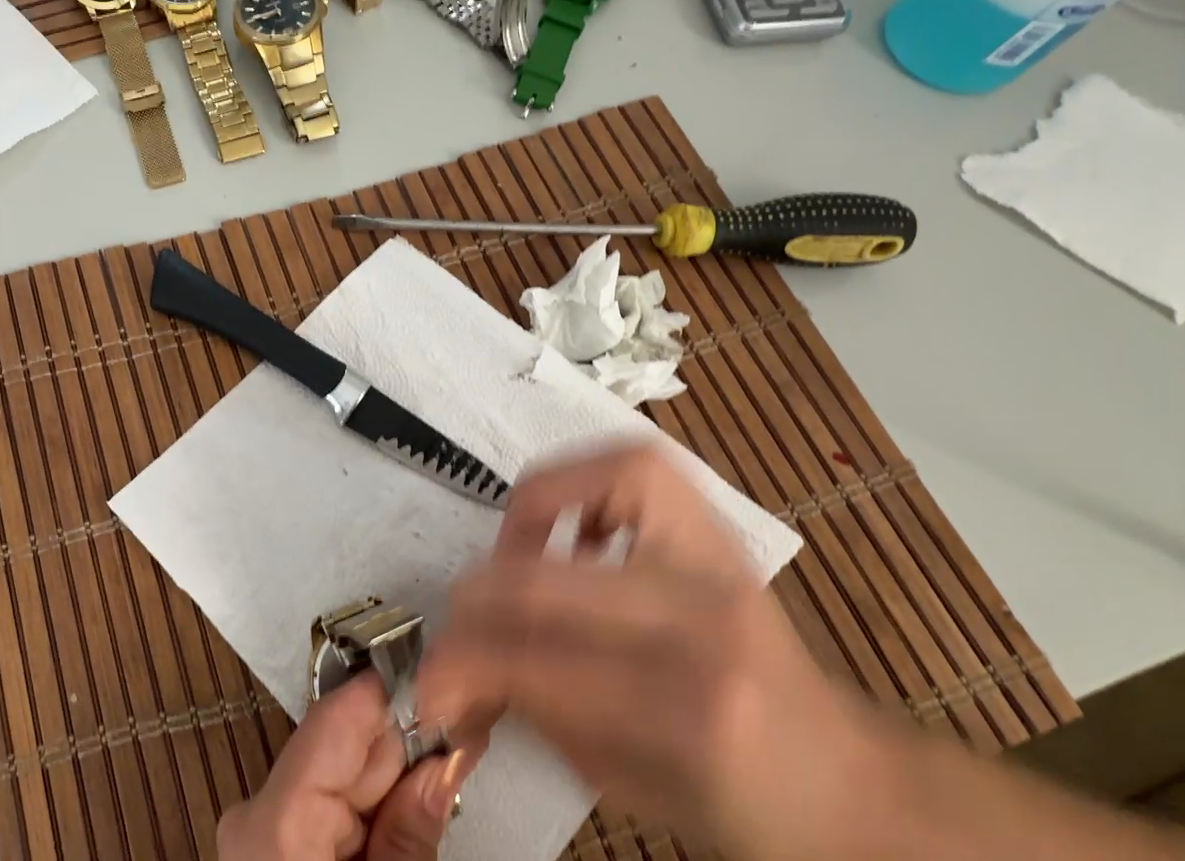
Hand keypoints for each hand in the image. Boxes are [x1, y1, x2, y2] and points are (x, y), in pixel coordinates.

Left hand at [216, 671, 482, 860]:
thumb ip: (412, 832)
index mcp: (273, 824)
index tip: (446, 661)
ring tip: (462, 741)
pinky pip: (339, 808)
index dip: (394, 689)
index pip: (337, 722)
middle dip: (411, 729)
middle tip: (474, 708)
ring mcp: (266, 830)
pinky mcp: (281, 846)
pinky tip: (424, 786)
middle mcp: (259, 814)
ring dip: (405, 763)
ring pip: (349, 775)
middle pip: (347, 748)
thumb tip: (442, 758)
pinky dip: (382, 799)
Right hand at [416, 445, 876, 859]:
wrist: (845, 784)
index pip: (531, 662)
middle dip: (473, 601)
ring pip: (603, 483)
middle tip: (456, 623)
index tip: (429, 681)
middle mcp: (706, 623)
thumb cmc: (737, 807)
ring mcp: (722, 565)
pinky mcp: (720, 536)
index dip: (457, 665)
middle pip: (543, 579)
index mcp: (686, 715)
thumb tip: (455, 669)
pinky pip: (637, 468)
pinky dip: (583, 480)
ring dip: (531, 513)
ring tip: (514, 555)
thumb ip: (531, 713)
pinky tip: (570, 531)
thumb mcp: (623, 786)